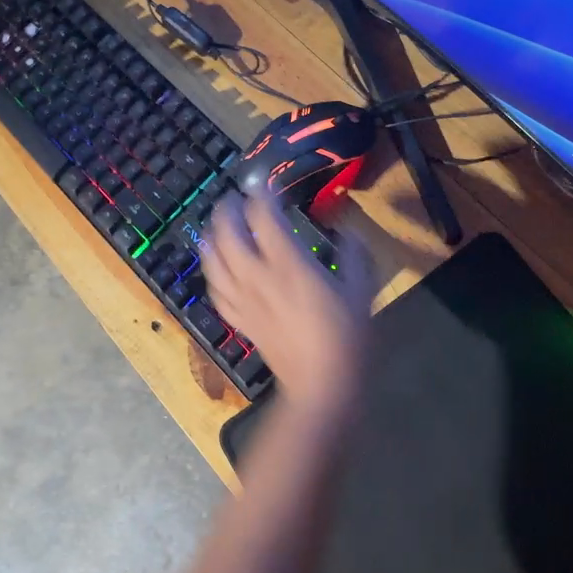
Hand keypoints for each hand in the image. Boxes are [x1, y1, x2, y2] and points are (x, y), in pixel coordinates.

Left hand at [201, 192, 374, 416]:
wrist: (322, 387)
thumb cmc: (347, 338)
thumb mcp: (361, 290)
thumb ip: (354, 254)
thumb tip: (349, 230)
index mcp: (290, 264)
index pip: (264, 217)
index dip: (261, 195)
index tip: (265, 184)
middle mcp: (260, 276)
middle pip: (229, 233)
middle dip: (227, 211)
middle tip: (233, 199)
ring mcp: (246, 300)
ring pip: (215, 261)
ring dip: (212, 237)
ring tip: (214, 225)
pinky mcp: (241, 321)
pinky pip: (218, 291)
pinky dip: (213, 273)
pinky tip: (215, 267)